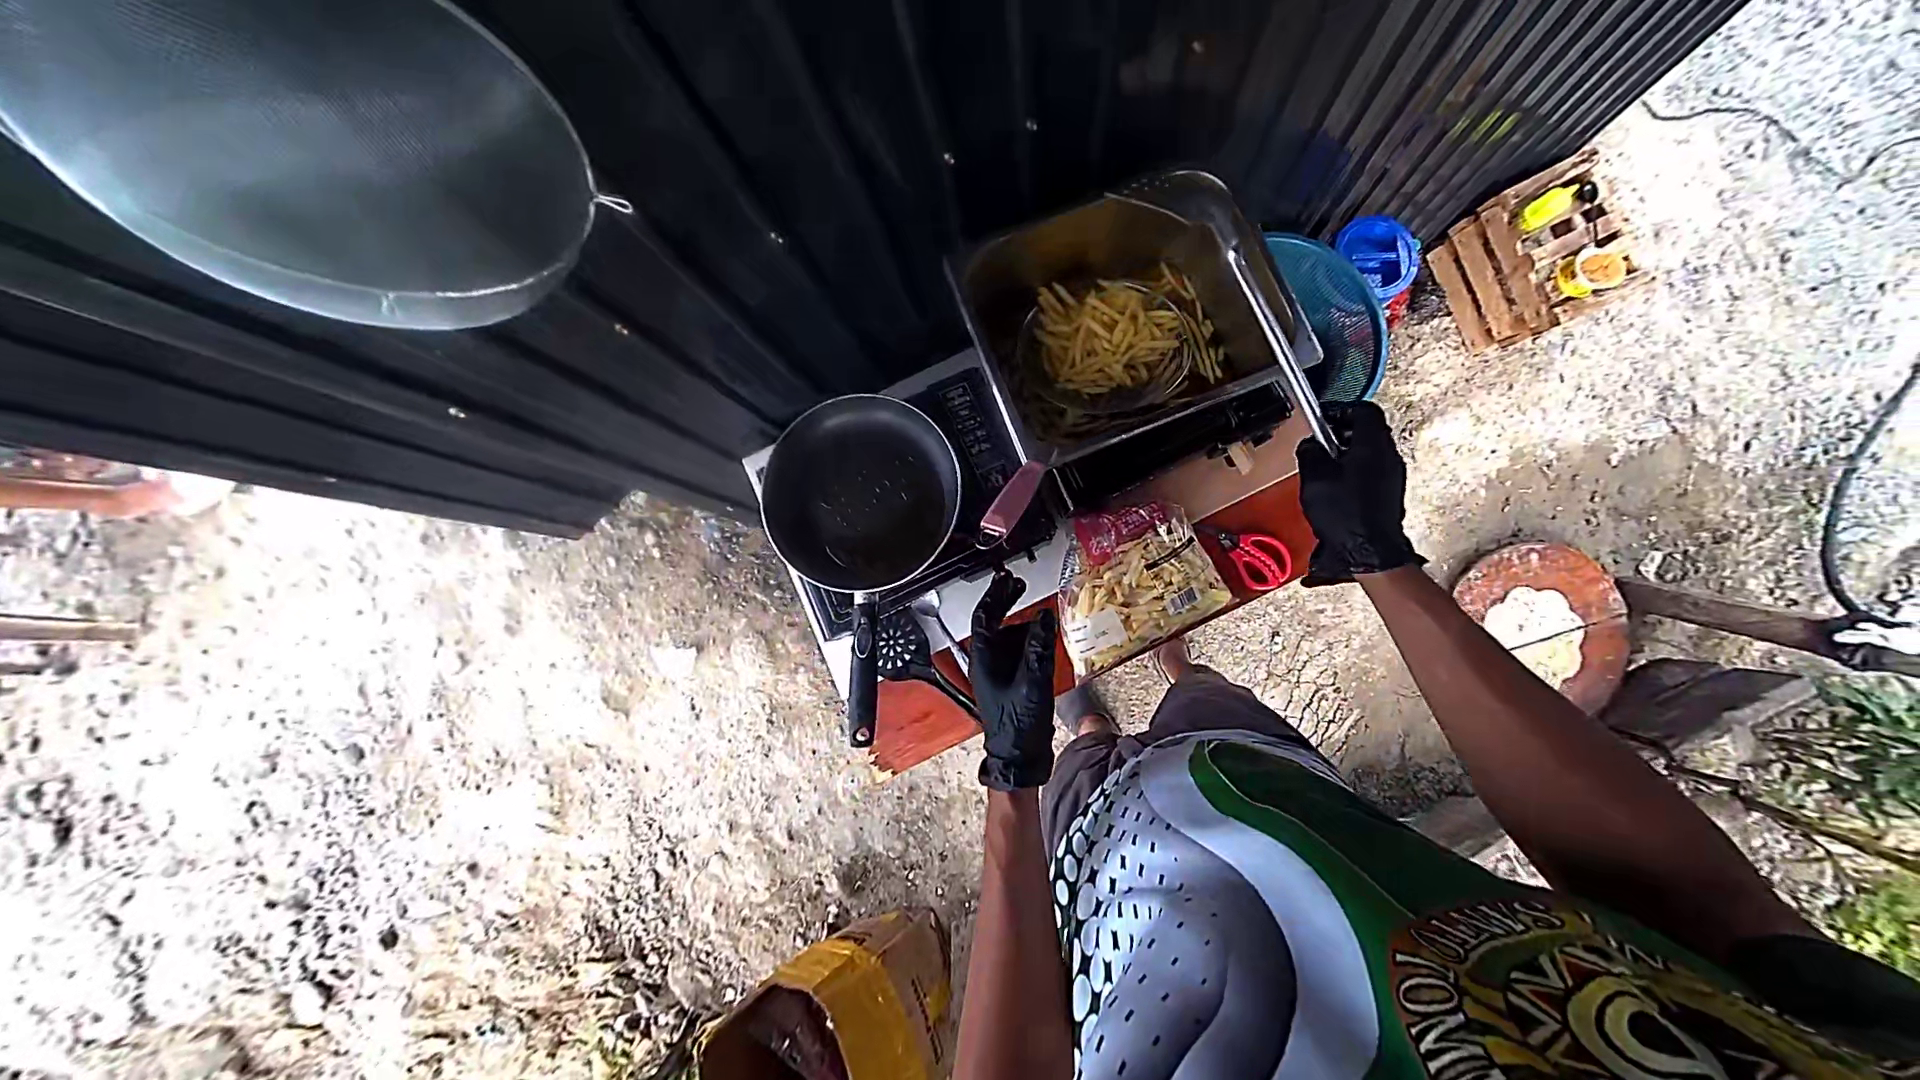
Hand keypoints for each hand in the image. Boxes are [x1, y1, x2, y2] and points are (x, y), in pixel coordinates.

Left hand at [968, 568, 1057, 790]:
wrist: (1020, 757)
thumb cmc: (1019, 725)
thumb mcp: (1032, 683)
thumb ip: (1038, 648)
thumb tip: (1044, 618)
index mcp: (983, 660)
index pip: (983, 618)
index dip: (994, 595)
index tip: (1005, 578)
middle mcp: (987, 662)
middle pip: (992, 623)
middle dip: (1004, 602)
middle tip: (1017, 584)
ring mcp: (998, 672)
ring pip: (1005, 636)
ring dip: (1019, 622)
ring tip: (1036, 613)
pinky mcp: (1010, 680)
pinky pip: (1016, 651)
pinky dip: (1027, 640)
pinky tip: (1042, 637)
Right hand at [1294, 401, 1423, 585]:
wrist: (1367, 548)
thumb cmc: (1345, 513)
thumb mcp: (1315, 476)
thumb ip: (1310, 452)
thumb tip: (1310, 445)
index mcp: (1372, 445)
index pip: (1364, 410)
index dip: (1341, 409)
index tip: (1323, 416)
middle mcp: (1388, 456)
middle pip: (1369, 429)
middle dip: (1342, 430)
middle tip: (1321, 439)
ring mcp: (1392, 475)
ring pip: (1370, 450)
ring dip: (1347, 450)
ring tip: (1325, 462)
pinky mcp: (1388, 492)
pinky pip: (1371, 469)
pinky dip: (1353, 468)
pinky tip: (1335, 484)